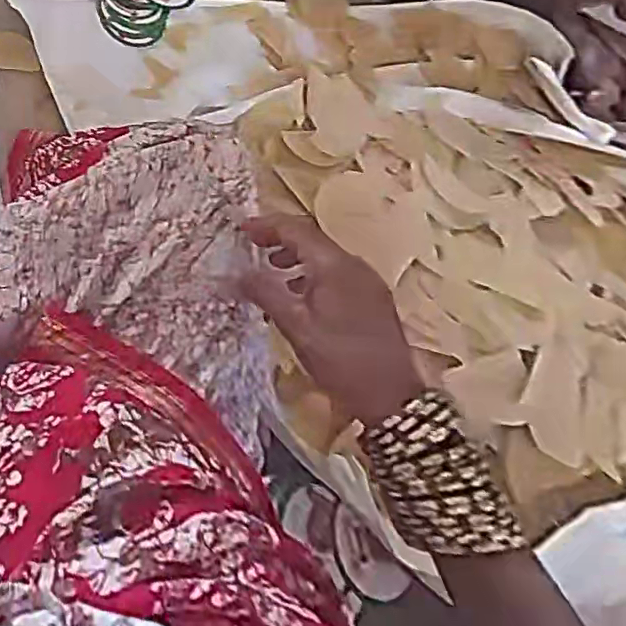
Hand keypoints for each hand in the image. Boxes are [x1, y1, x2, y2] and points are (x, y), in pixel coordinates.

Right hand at [240, 216, 425, 425]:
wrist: (393, 400)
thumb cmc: (340, 360)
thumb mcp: (295, 326)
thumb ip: (264, 292)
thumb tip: (233, 273)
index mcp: (335, 265)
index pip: (296, 230)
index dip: (267, 225)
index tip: (241, 228)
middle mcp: (354, 265)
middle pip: (312, 239)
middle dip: (280, 238)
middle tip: (252, 244)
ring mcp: (367, 281)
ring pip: (325, 256)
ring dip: (295, 257)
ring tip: (270, 269)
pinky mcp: (373, 299)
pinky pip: (336, 273)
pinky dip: (312, 274)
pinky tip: (298, 295)